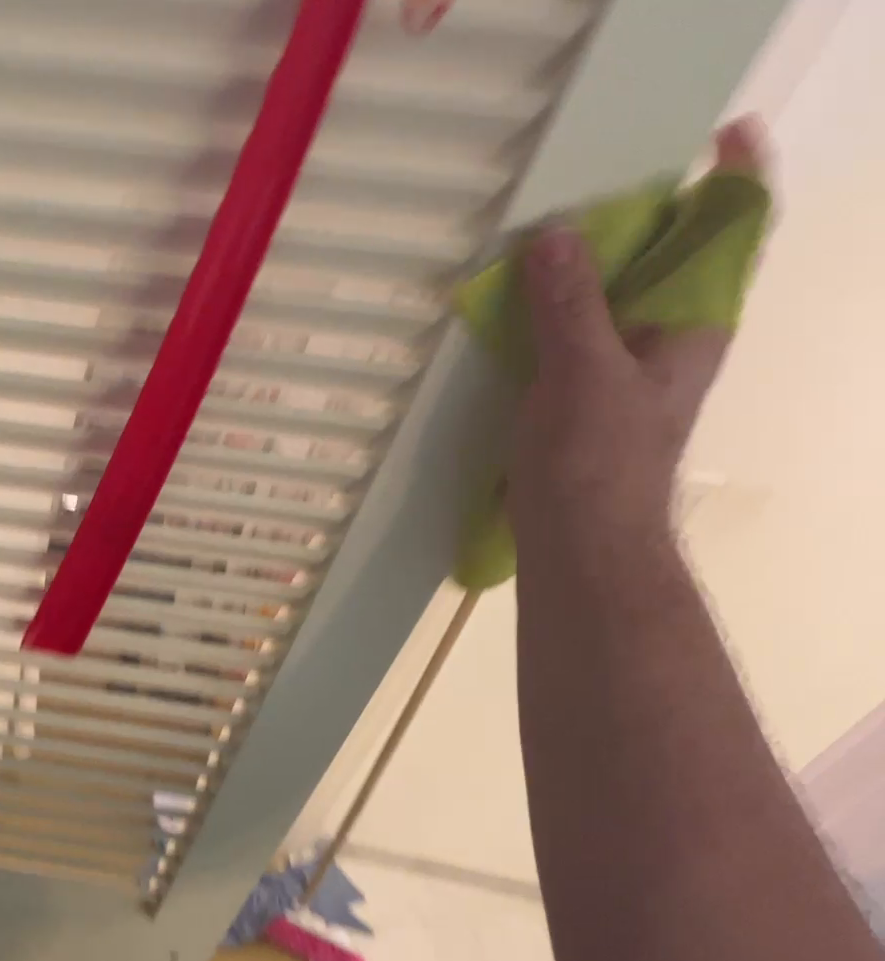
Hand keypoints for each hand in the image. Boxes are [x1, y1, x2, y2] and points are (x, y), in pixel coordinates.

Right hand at [509, 120, 763, 569]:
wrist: (581, 538)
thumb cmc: (599, 458)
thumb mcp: (585, 372)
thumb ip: (571, 304)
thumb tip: (554, 234)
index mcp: (694, 325)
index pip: (734, 235)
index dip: (736, 179)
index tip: (719, 131)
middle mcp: (669, 337)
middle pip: (673, 257)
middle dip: (645, 213)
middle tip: (595, 179)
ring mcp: (625, 366)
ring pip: (619, 295)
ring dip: (590, 262)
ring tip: (544, 233)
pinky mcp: (583, 393)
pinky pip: (576, 329)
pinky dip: (553, 306)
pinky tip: (514, 304)